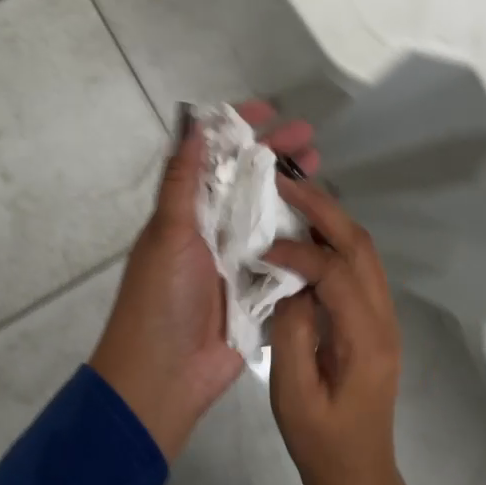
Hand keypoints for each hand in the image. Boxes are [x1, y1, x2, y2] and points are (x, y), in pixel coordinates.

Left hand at [89, 101, 315, 460]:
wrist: (166, 376)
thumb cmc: (160, 297)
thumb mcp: (168, 233)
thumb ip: (182, 181)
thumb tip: (193, 125)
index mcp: (185, 209)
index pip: (212, 156)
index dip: (236, 128)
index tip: (267, 109)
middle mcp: (211, 227)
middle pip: (246, 180)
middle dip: (274, 154)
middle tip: (309, 136)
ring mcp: (236, 258)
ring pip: (268, 212)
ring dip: (292, 188)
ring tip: (321, 165)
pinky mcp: (257, 289)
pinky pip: (283, 254)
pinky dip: (302, 234)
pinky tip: (325, 218)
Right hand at [264, 177, 410, 484]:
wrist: (356, 471)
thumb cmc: (321, 438)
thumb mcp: (294, 392)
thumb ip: (291, 331)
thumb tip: (289, 280)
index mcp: (367, 340)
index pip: (336, 272)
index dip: (298, 251)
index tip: (262, 248)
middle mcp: (385, 319)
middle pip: (360, 245)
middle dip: (321, 207)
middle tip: (282, 181)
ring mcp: (384, 316)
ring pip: (363, 248)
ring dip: (329, 216)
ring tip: (290, 195)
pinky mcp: (374, 318)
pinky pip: (358, 263)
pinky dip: (332, 236)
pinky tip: (303, 231)